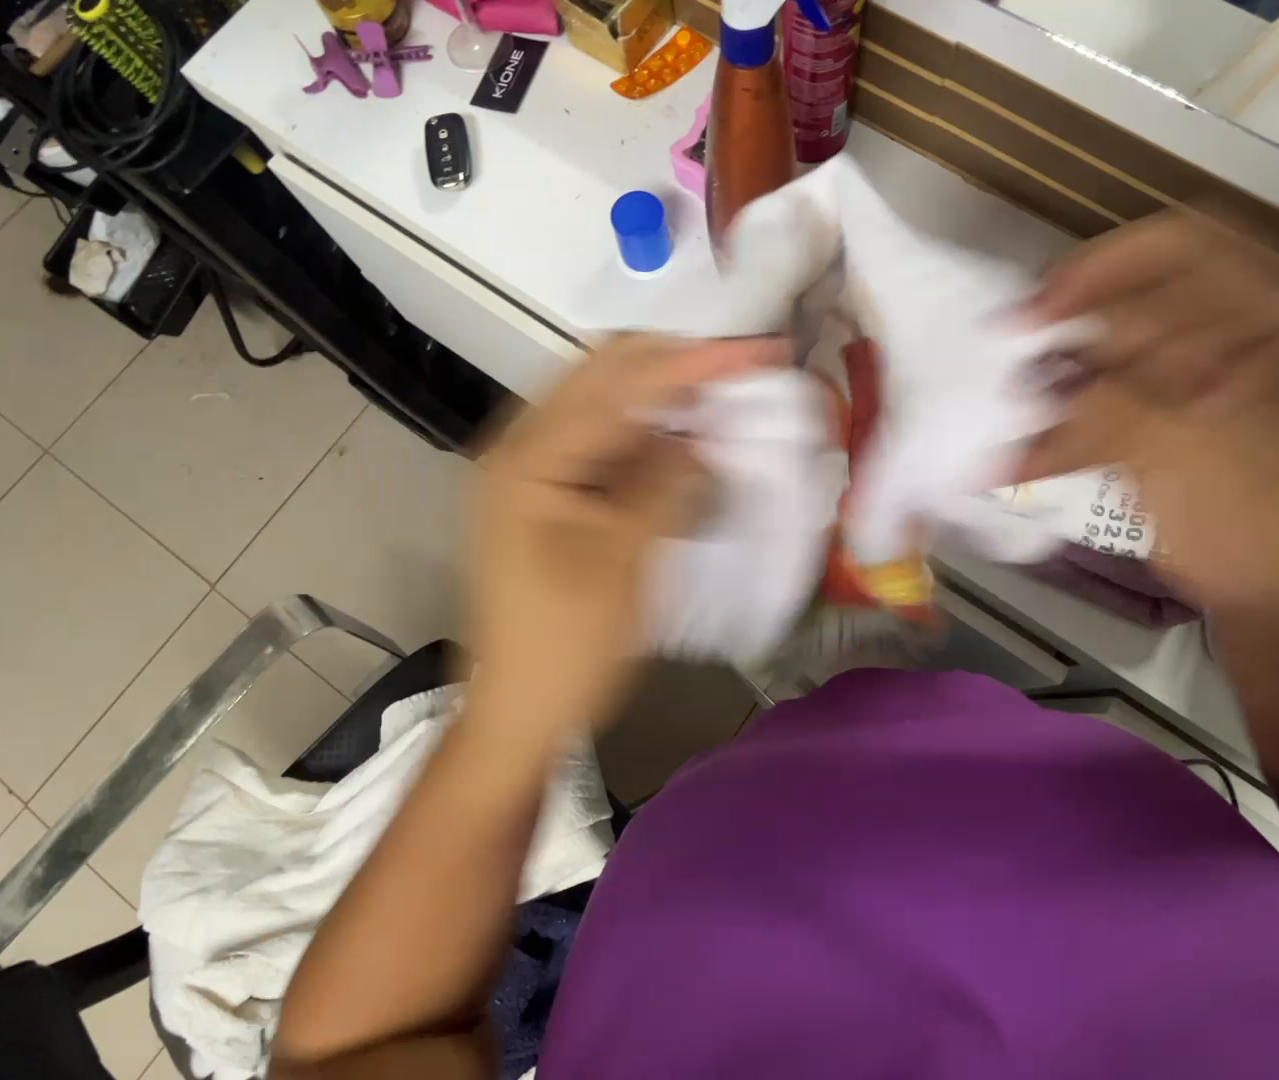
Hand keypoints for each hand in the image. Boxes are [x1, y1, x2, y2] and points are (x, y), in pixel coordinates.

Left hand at [466, 335, 779, 733]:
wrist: (516, 714)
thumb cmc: (566, 650)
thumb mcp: (625, 564)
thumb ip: (665, 482)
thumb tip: (707, 432)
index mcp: (529, 459)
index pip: (620, 382)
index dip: (696, 362)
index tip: (761, 352)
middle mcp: (519, 448)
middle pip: (603, 374)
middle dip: (678, 366)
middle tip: (745, 373)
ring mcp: (527, 470)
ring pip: (604, 404)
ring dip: (664, 397)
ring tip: (725, 402)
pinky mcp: (543, 495)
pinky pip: (600, 443)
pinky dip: (646, 436)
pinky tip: (686, 443)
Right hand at [1020, 213, 1278, 619]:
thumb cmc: (1272, 533)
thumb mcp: (1187, 456)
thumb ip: (1105, 405)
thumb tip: (1030, 377)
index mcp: (1271, 323)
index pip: (1180, 249)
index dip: (1101, 269)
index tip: (1037, 315)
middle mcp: (1241, 349)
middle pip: (1136, 312)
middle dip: (1064, 340)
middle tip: (1004, 371)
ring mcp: (1211, 401)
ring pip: (1116, 372)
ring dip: (1057, 394)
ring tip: (1003, 422)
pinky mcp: (1184, 449)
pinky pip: (1116, 423)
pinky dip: (1070, 438)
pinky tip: (1023, 463)